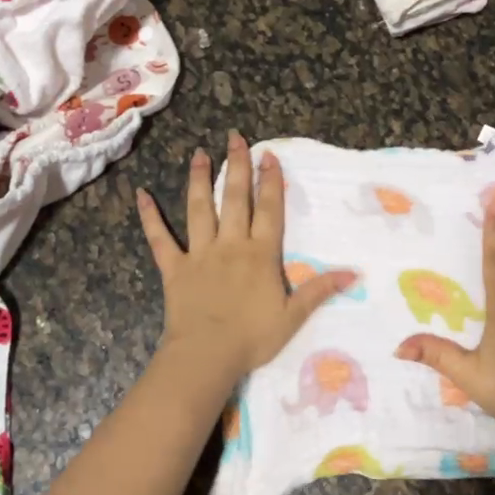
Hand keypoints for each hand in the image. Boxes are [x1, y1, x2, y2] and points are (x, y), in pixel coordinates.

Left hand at [136, 132, 353, 380]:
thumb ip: (320, 290)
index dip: (270, 181)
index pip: (269, 209)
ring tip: (199, 154)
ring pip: (199, 209)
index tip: (269, 155)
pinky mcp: (174, 268)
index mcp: (260, 253)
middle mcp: (231, 244)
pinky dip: (150, 217)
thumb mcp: (293, 316)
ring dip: (198, 180)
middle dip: (236, 166)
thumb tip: (353, 273)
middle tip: (235, 138)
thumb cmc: (252, 338)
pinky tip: (141, 195)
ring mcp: (200, 253)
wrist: (206, 356)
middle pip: (235, 199)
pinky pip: (160, 239)